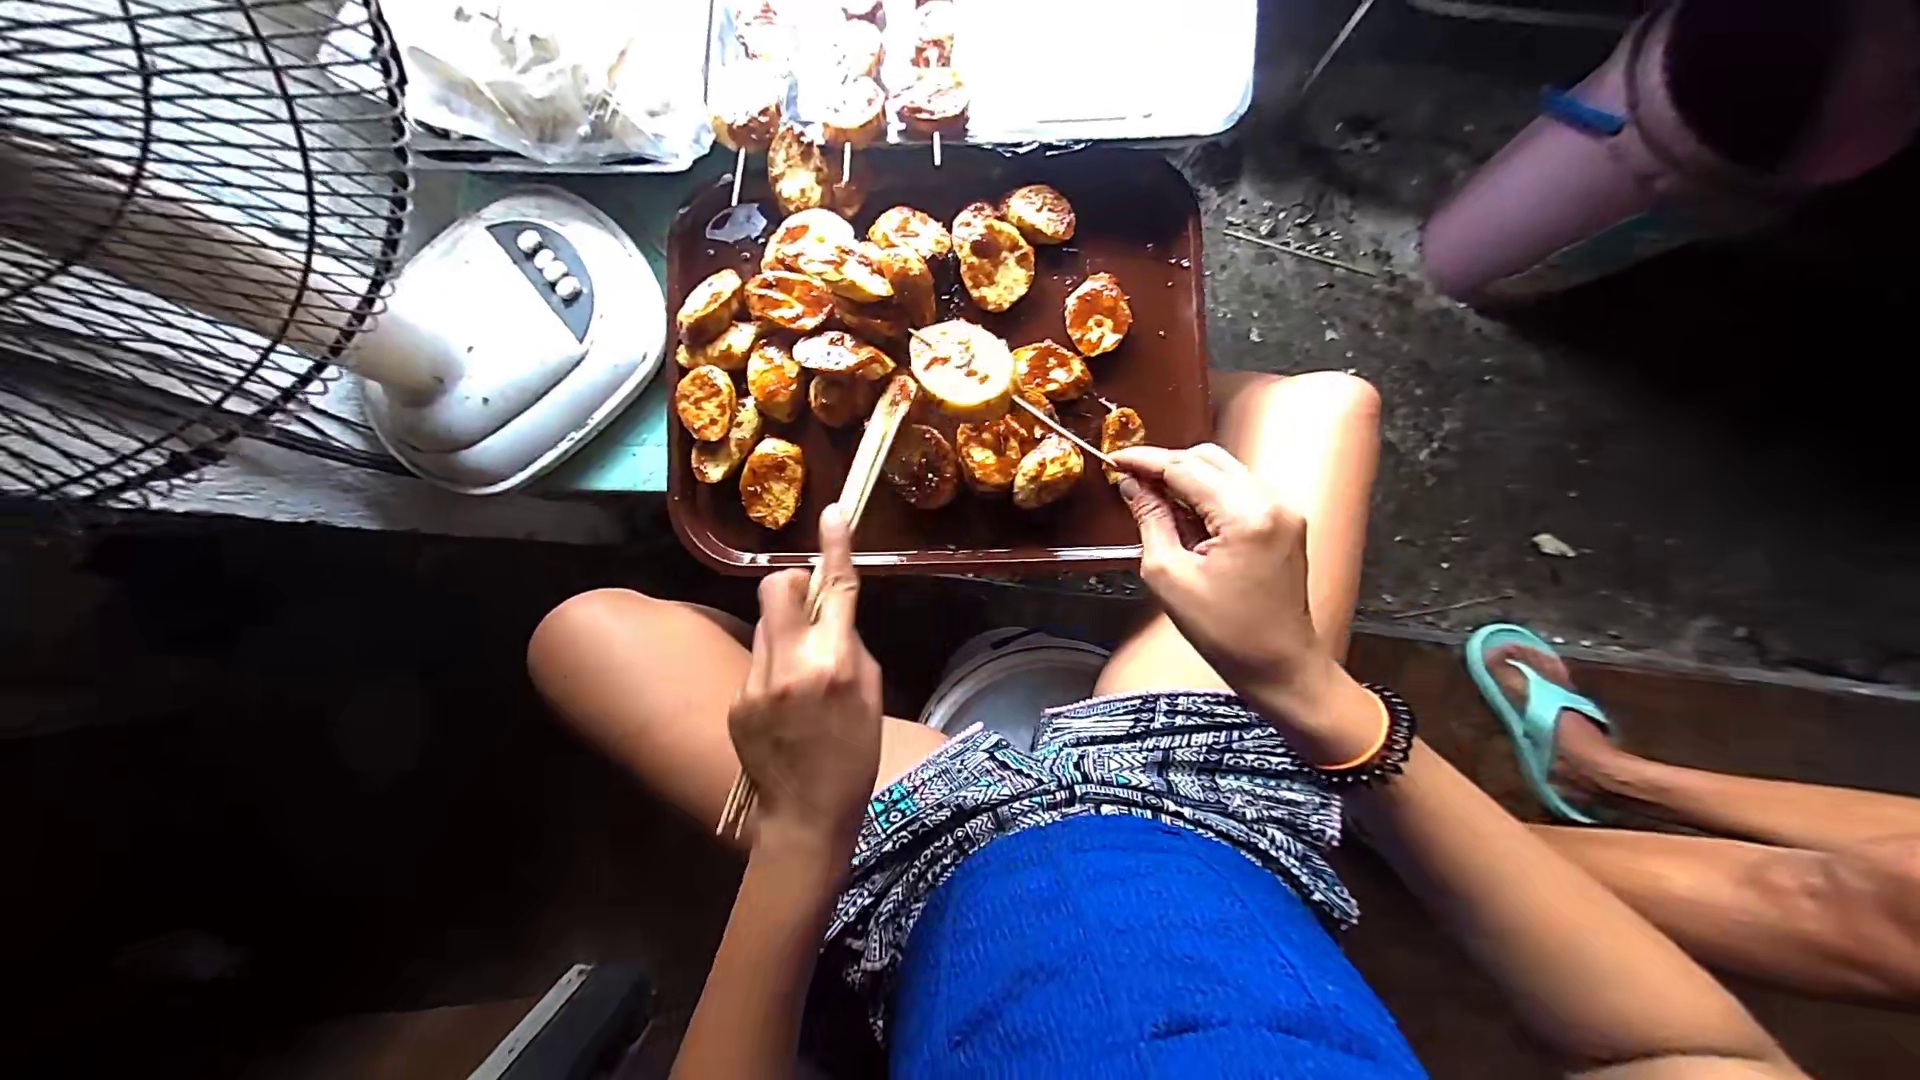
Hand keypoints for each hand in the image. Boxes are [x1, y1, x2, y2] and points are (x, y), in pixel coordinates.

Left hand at [729, 503, 883, 855]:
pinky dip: (773, 665)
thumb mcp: (872, 695)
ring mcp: (757, 683)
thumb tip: (832, 615)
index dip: (836, 548)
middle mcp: (791, 665)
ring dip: (785, 629)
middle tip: (810, 610)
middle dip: (794, 586)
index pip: (837, 590)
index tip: (834, 513)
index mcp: (836, 663)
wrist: (806, 815)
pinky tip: (783, 702)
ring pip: (766, 623)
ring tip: (799, 670)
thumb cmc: (856, 755)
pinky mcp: (738, 700)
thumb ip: (851, 646)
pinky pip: (757, 660)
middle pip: (776, 588)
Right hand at [1111, 444, 1378, 762]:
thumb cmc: (1228, 633)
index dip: (1145, 461)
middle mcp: (1272, 504)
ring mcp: (1283, 511)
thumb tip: (1133, 487)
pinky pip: (1237, 490)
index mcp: (1247, 517)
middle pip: (1207, 459)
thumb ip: (1150, 520)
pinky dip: (1206, 493)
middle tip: (1129, 478)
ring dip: (1185, 478)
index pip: (1185, 468)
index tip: (1116, 458)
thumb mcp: (1169, 575)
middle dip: (1165, 465)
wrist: (1278, 664)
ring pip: (1223, 470)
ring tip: (1151, 499)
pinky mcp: (1282, 522)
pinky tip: (1182, 512)